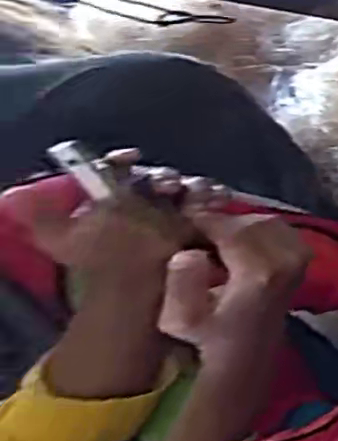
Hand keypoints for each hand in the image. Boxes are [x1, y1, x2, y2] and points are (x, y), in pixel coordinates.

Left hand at [0, 149, 229, 272]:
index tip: (133, 158)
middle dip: (166, 178)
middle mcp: (141, 201)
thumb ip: (43, 215)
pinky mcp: (204, 215)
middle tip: (169, 188)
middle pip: (158, 175)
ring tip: (195, 201)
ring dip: (195, 189)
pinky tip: (211, 204)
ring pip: (191, 184)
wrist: (148, 282)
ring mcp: (175, 209)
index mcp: (107, 203)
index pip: (115, 171)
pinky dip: (215, 197)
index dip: (121, 162)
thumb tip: (16, 193)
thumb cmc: (106, 256)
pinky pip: (214, 196)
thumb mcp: (63, 238)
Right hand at [159, 213, 309, 356]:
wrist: (251, 343)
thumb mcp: (179, 320)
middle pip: (257, 223)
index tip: (185, 218)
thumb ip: (181, 285)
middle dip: (226, 220)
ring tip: (212, 233)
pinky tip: (234, 238)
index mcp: (260, 272)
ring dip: (242, 222)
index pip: (238, 232)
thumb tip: (188, 252)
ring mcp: (303, 253)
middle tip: (197, 226)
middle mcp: (289, 257)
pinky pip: (281, 228)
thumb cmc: (209, 333)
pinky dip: (257, 227)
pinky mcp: (305, 252)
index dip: (211, 221)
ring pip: (272, 222)